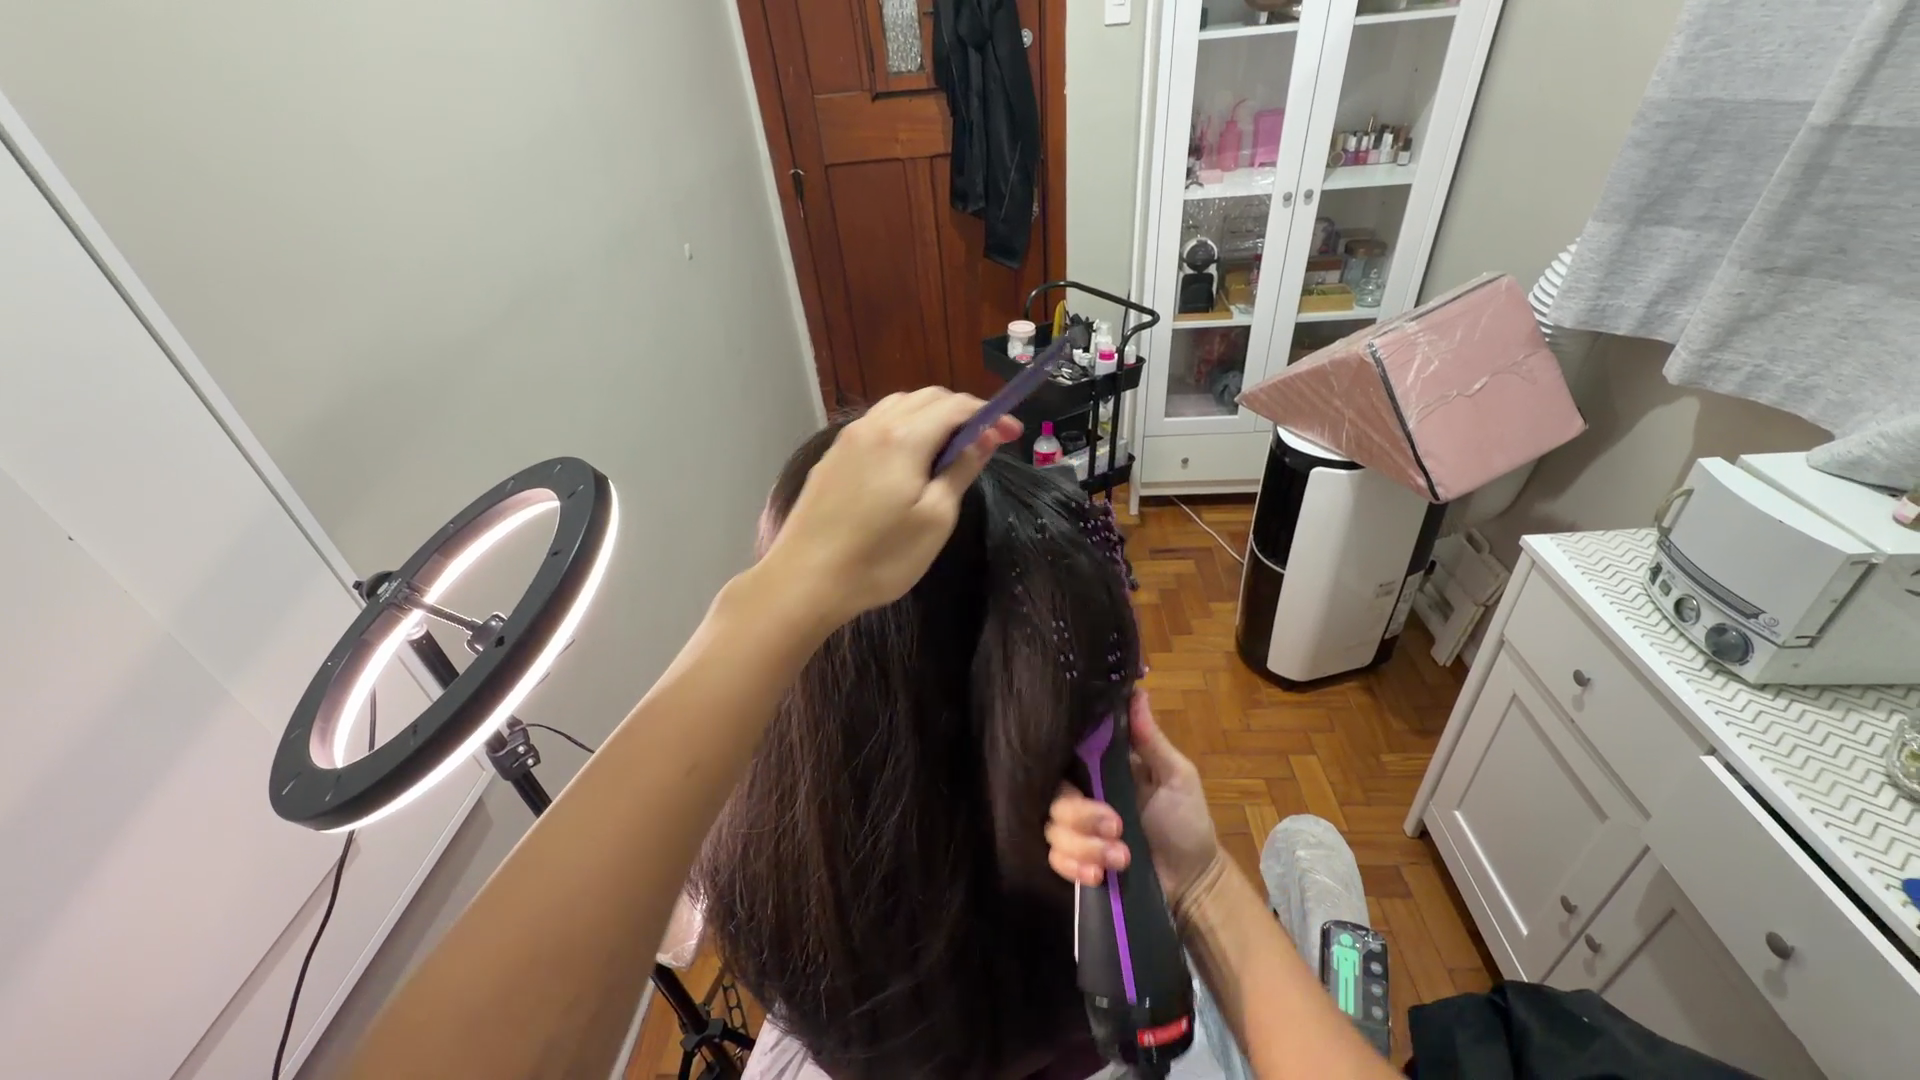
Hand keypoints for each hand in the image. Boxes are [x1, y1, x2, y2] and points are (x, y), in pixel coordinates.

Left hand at [760, 388, 1020, 628]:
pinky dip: (903, 429)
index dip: (991, 414)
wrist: (805, 580)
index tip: (1014, 434)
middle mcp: (873, 426)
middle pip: (926, 398)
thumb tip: (986, 436)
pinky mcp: (832, 458)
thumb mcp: (935, 519)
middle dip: (962, 412)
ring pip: (898, 407)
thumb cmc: (880, 557)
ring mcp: (847, 439)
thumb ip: (961, 469)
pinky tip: (908, 462)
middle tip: (986, 443)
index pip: (957, 406)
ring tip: (949, 451)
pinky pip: (876, 426)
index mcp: (903, 437)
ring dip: (931, 417)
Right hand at [1045, 691, 1217, 902]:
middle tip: (1117, 827)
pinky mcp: (1078, 860)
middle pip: (1056, 795)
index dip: (1070, 760)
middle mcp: (1085, 794)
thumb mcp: (1176, 776)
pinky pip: (1055, 859)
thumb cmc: (1187, 820)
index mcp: (1104, 767)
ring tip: (1122, 858)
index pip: (1070, 753)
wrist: (1193, 880)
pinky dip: (1073, 867)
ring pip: (1054, 829)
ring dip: (1086, 846)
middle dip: (1083, 816)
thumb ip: (1151, 740)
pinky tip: (1098, 876)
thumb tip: (1137, 692)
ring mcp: (1079, 829)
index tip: (1093, 776)